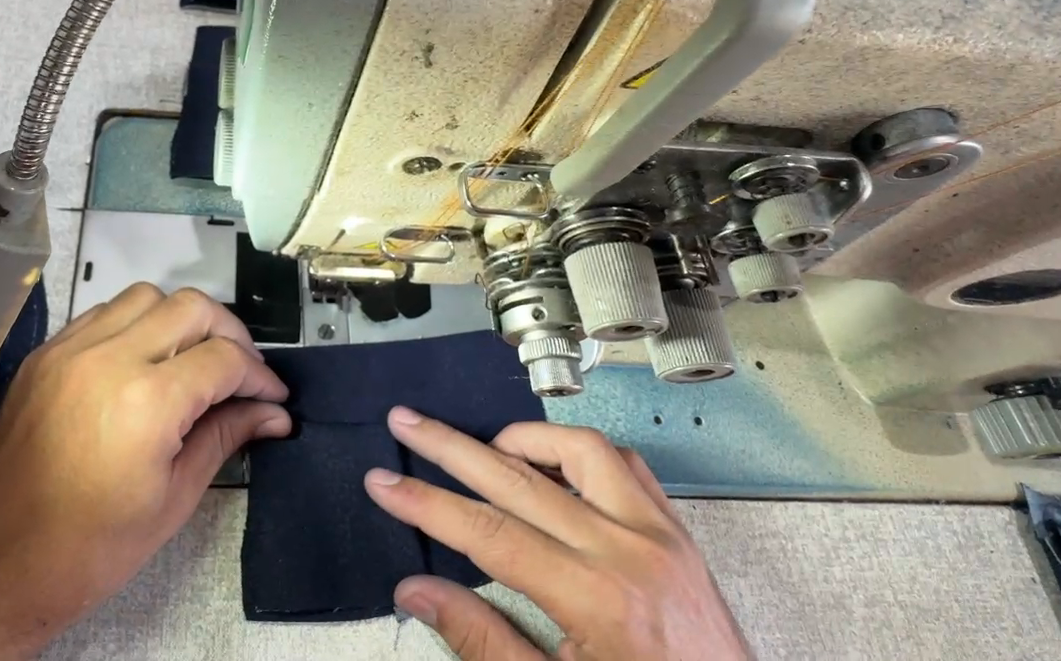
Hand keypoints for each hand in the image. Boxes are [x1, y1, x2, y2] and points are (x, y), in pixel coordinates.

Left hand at [0, 284, 290, 659]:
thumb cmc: (90, 551)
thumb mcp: (172, 501)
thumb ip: (225, 438)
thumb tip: (274, 413)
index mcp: (146, 401)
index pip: (223, 358)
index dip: (259, 375)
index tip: (273, 397)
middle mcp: (107, 357)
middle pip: (190, 307)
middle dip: (229, 333)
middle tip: (241, 372)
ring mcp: (69, 349)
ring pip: (145, 296)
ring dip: (180, 319)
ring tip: (192, 360)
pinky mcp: (45, 353)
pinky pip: (102, 312)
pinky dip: (135, 323)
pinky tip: (144, 360)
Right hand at [363, 408, 749, 660]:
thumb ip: (481, 640)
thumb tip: (413, 589)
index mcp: (597, 600)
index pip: (488, 534)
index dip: (426, 504)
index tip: (382, 482)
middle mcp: (628, 550)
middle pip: (519, 476)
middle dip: (451, 447)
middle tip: (405, 422)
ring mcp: (659, 534)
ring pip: (580, 449)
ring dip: (522, 440)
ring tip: (481, 449)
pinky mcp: (678, 533)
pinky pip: (626, 464)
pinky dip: (580, 453)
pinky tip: (551, 466)